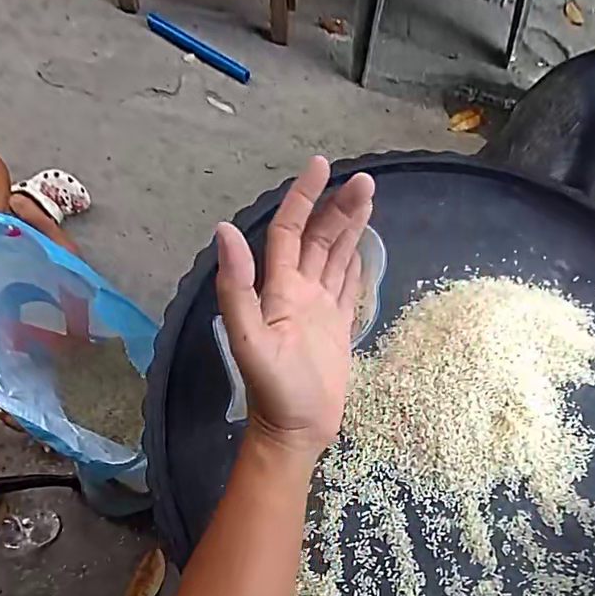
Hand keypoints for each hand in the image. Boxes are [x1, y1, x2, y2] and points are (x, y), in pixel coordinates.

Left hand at [215, 156, 374, 457]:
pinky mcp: (337, 328)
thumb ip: (237, 288)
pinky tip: (360, 248)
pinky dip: (353, 265)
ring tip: (369, 199)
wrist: (297, 429)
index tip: (322, 166)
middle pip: (319, 239)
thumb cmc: (274, 391)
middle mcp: (298, 292)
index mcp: (279, 290)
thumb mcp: (250, 340)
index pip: (290, 232)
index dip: (303, 198)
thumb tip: (225, 231)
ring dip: (350, 229)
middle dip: (339, 208)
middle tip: (365, 181)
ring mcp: (319, 310)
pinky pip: (346, 288)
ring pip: (335, 258)